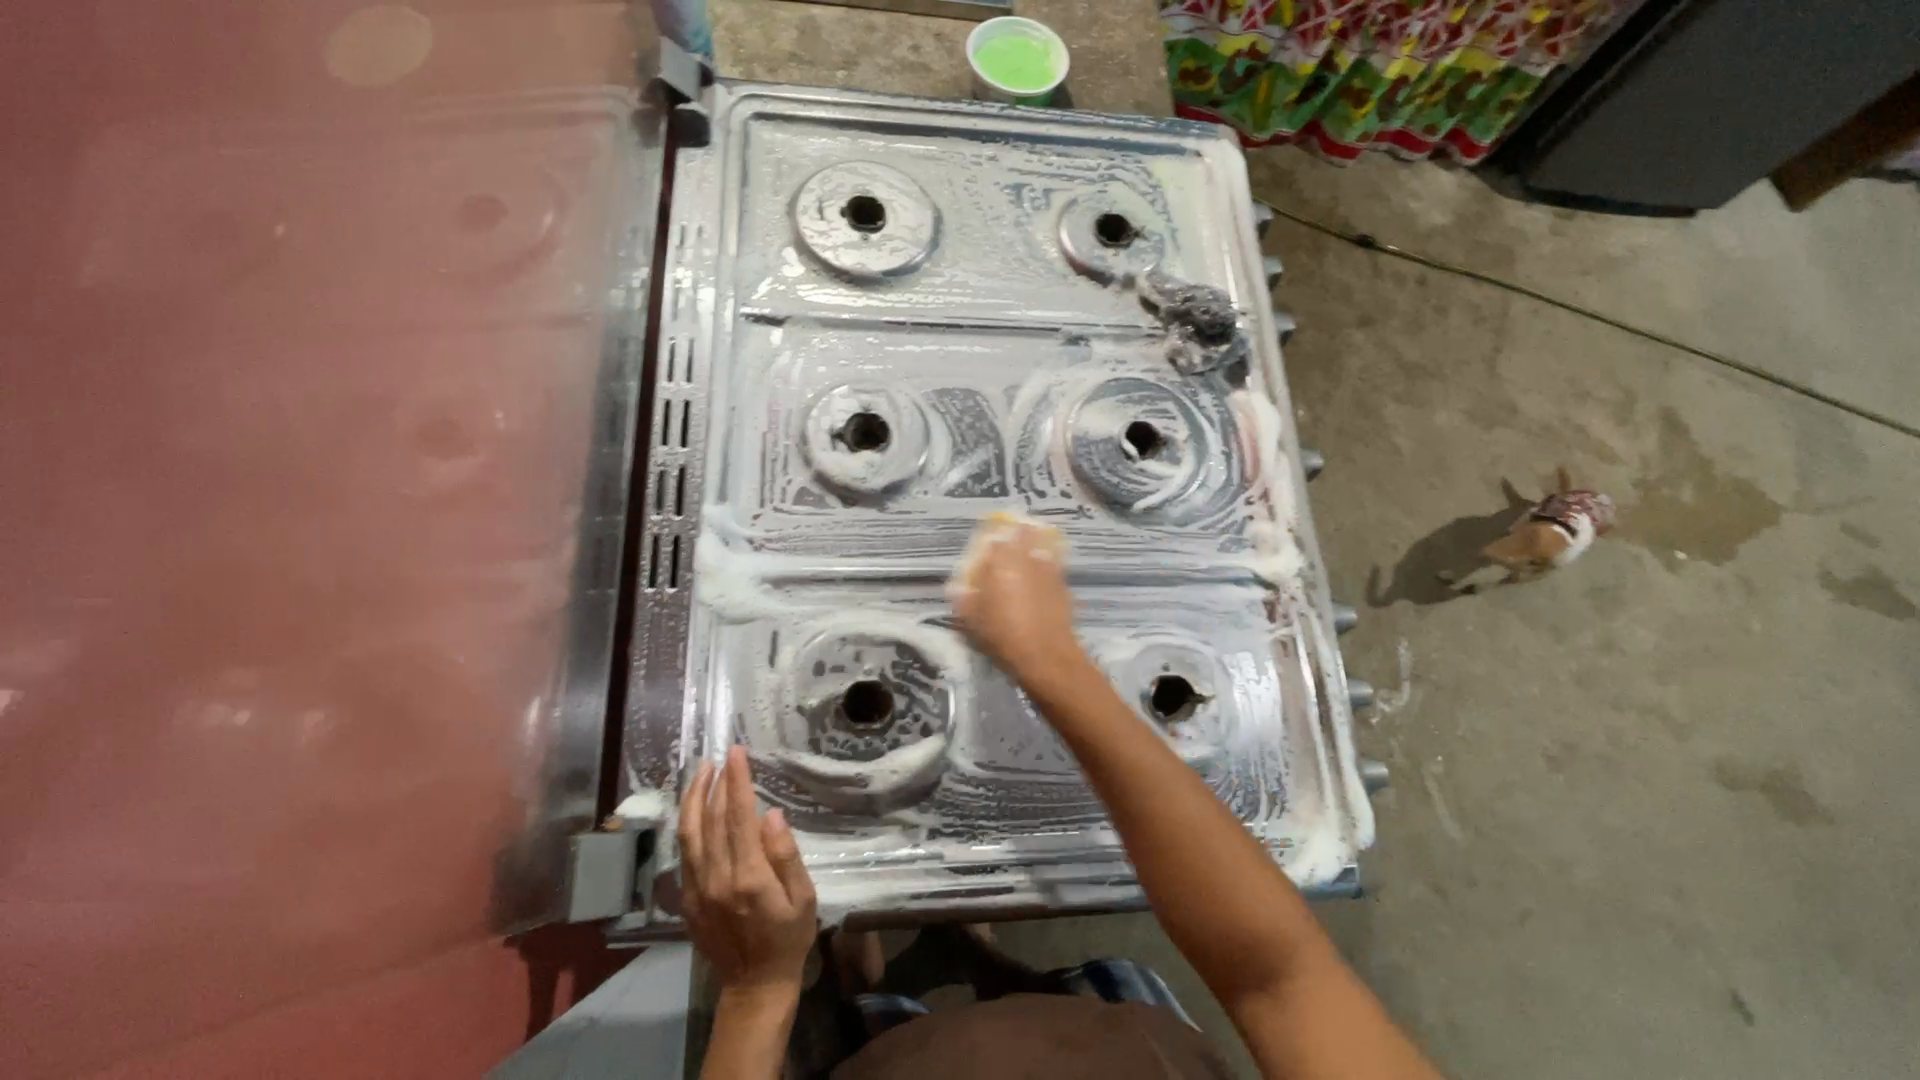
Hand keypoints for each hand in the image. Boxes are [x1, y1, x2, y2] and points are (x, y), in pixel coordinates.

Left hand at [678, 746, 817, 997]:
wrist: (755, 984)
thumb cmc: (789, 938)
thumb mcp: (803, 897)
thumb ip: (785, 854)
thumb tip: (770, 814)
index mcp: (748, 877)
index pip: (738, 816)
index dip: (736, 780)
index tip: (737, 752)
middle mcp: (716, 879)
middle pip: (708, 819)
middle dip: (714, 782)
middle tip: (721, 756)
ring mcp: (696, 889)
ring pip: (688, 833)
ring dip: (693, 798)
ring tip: (702, 773)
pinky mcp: (686, 899)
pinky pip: (683, 853)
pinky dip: (686, 824)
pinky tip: (693, 810)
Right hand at [950, 516, 1085, 687]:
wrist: (1045, 656)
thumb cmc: (1002, 634)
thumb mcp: (969, 619)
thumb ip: (963, 597)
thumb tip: (962, 587)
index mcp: (1002, 560)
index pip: (996, 534)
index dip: (992, 537)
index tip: (987, 545)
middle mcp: (1028, 557)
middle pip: (1026, 532)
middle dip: (1018, 533)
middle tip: (1010, 545)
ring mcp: (1051, 570)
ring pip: (1043, 547)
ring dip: (1035, 549)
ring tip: (1026, 563)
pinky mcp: (1065, 587)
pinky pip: (1054, 569)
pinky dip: (1046, 571)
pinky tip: (1040, 587)